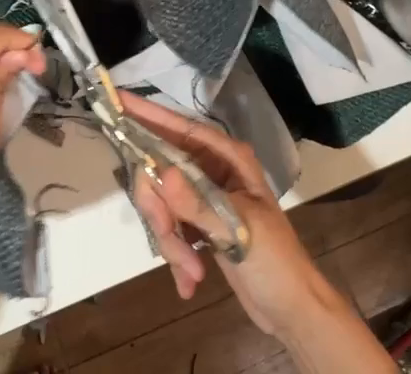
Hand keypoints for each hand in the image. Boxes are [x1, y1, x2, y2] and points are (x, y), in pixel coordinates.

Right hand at [120, 90, 356, 338]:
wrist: (293, 310)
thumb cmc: (276, 262)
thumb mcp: (238, 230)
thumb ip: (196, 203)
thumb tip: (161, 173)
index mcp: (228, 159)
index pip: (181, 128)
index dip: (148, 114)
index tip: (117, 101)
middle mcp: (212, 171)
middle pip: (161, 171)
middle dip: (160, 210)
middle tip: (169, 236)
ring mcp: (204, 198)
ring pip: (162, 204)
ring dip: (171, 241)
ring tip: (192, 271)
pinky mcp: (199, 224)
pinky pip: (171, 229)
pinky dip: (177, 256)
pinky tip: (190, 281)